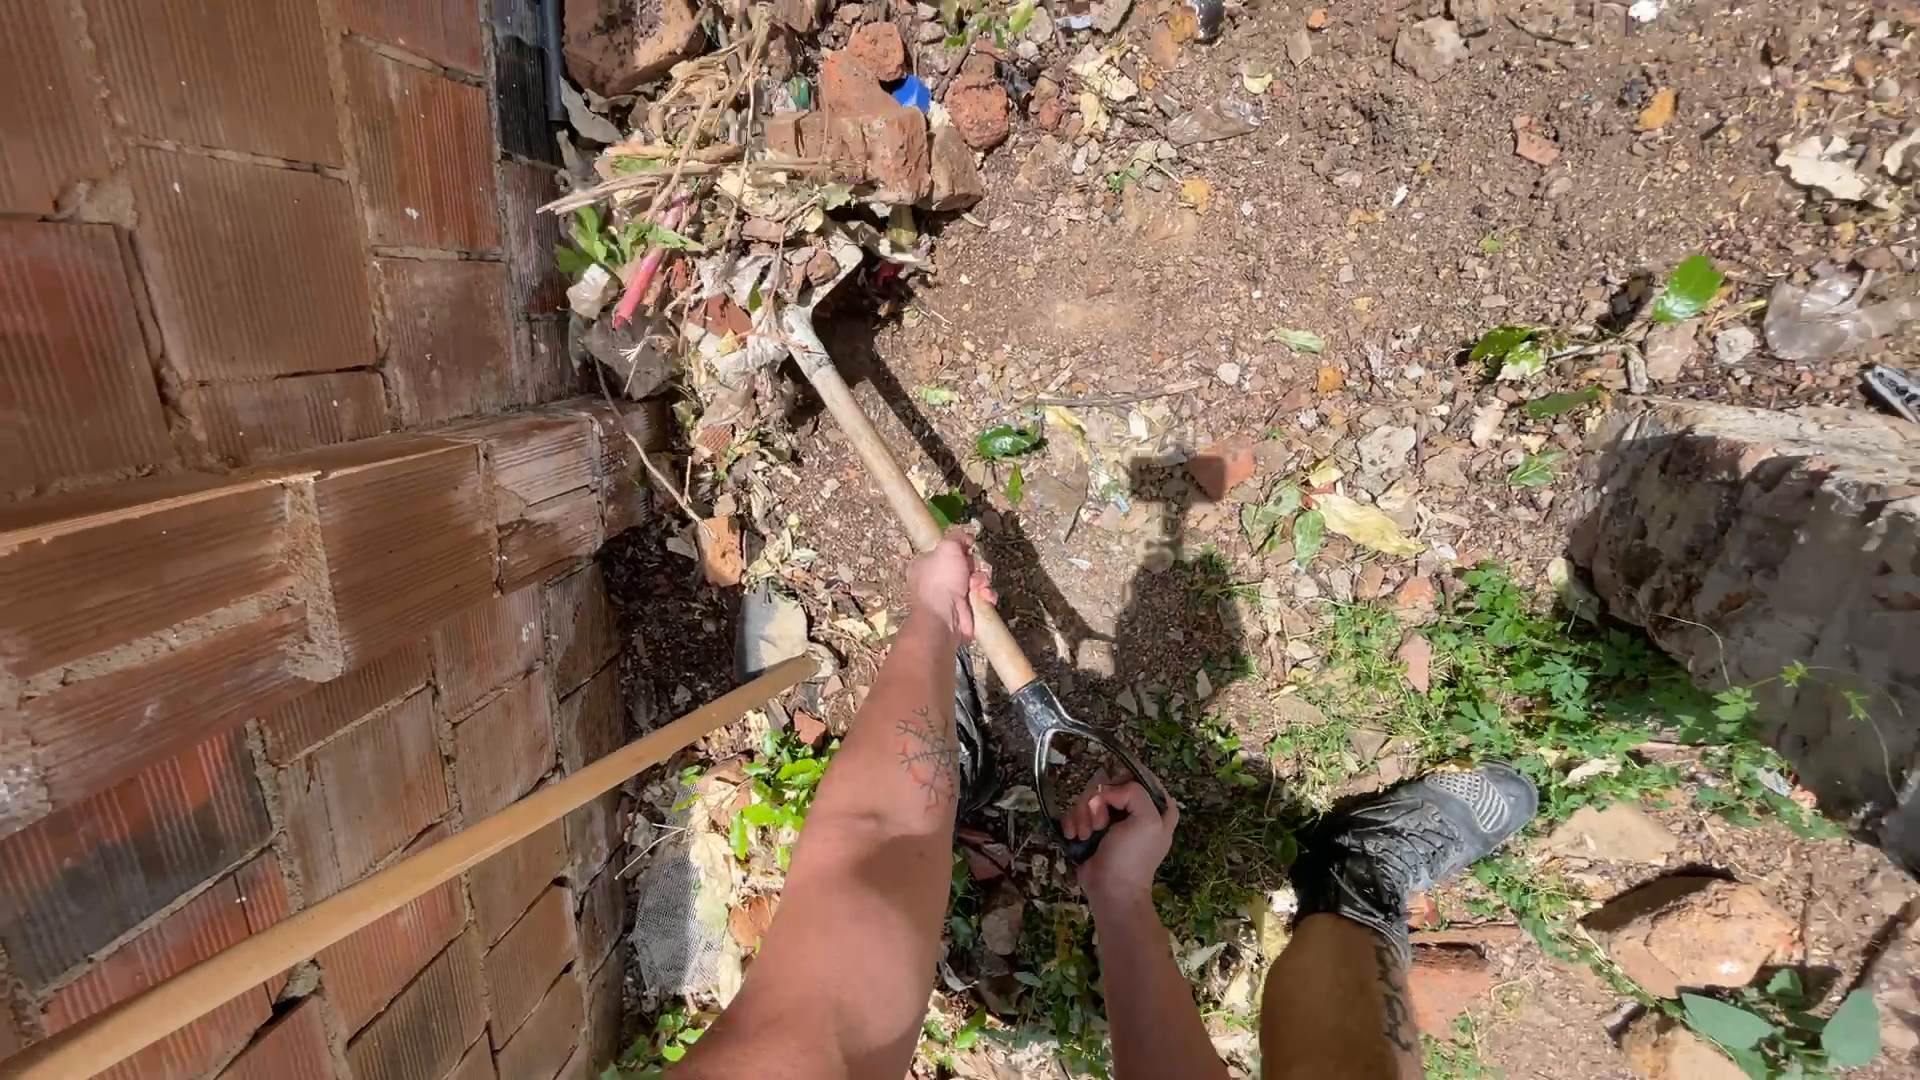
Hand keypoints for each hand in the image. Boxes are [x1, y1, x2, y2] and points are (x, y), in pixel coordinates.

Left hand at [907, 533, 995, 640]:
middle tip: (971, 572)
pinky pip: (982, 596)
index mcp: (926, 565)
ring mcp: (952, 596)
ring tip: (978, 587)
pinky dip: (986, 596)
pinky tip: (984, 597)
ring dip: (982, 582)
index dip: (959, 550)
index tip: (966, 550)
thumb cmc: (941, 579)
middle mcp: (937, 581)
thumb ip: (957, 537)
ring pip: (977, 580)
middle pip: (965, 565)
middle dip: (974, 567)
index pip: (946, 552)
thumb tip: (967, 537)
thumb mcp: (947, 547)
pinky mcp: (966, 609)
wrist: (945, 617)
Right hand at [1066, 778, 1178, 905]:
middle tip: (1099, 824)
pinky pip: (1076, 812)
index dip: (1122, 780)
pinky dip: (1072, 823)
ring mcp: (1111, 819)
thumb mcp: (1147, 821)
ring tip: (1084, 835)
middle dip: (1098, 803)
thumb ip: (1134, 792)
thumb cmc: (1133, 857)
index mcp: (1157, 807)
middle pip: (1108, 785)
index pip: (1138, 775)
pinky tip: (1074, 836)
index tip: (1112, 793)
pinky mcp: (1091, 828)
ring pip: (1089, 798)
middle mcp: (1134, 809)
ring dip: (1083, 816)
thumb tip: (1106, 791)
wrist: (1111, 891)